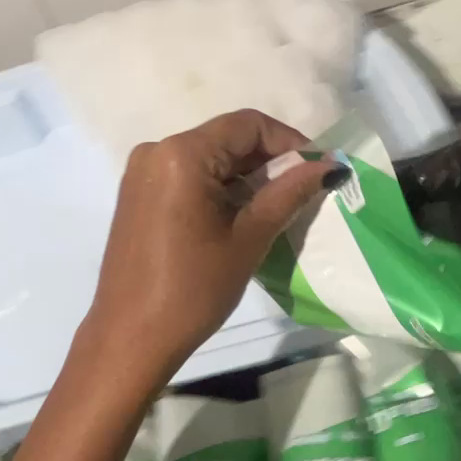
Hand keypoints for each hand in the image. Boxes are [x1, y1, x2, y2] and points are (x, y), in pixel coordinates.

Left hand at [82, 109, 338, 384]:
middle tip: (303, 192)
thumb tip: (330, 166)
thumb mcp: (249, 238)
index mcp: (181, 153)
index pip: (247, 124)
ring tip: (276, 207)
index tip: (317, 170)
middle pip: (225, 138)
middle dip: (267, 160)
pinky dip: (217, 186)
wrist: (131, 336)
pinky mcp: (137, 193)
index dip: (288, 141)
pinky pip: (186, 174)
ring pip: (207, 157)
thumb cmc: (193, 288)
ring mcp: (142, 171)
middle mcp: (156, 149)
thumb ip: (288, 193)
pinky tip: (239, 216)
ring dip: (244, 175)